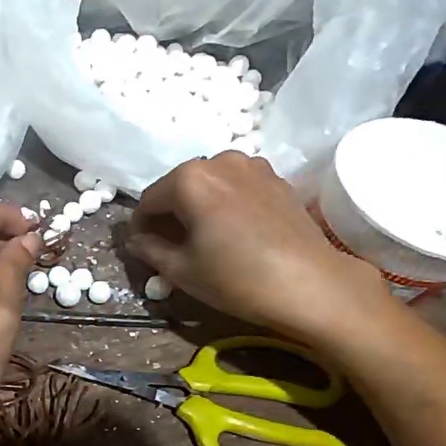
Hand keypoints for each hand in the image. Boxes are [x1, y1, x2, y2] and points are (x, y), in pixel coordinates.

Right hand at [127, 152, 392, 342]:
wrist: (310, 284)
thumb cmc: (236, 278)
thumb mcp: (181, 270)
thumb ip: (149, 249)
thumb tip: (136, 240)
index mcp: (189, 179)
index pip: (148, 201)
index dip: (139, 227)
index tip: (139, 249)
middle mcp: (219, 161)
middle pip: (179, 187)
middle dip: (169, 215)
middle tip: (168, 247)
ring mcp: (252, 165)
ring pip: (209, 185)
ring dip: (197, 207)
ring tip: (201, 239)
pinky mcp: (276, 178)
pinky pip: (236, 187)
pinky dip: (224, 204)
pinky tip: (231, 232)